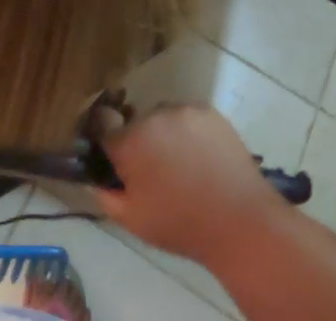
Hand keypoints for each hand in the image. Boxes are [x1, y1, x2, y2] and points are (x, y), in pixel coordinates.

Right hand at [91, 103, 286, 265]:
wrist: (241, 222)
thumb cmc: (181, 225)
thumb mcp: (132, 220)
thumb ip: (105, 194)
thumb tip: (94, 177)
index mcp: (129, 141)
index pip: (101, 123)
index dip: (105, 140)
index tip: (114, 157)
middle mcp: (152, 116)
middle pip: (134, 122)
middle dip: (137, 140)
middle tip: (153, 169)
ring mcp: (183, 110)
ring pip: (161, 116)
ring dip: (162, 132)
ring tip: (181, 162)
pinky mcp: (208, 111)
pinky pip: (186, 115)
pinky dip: (187, 130)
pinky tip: (199, 154)